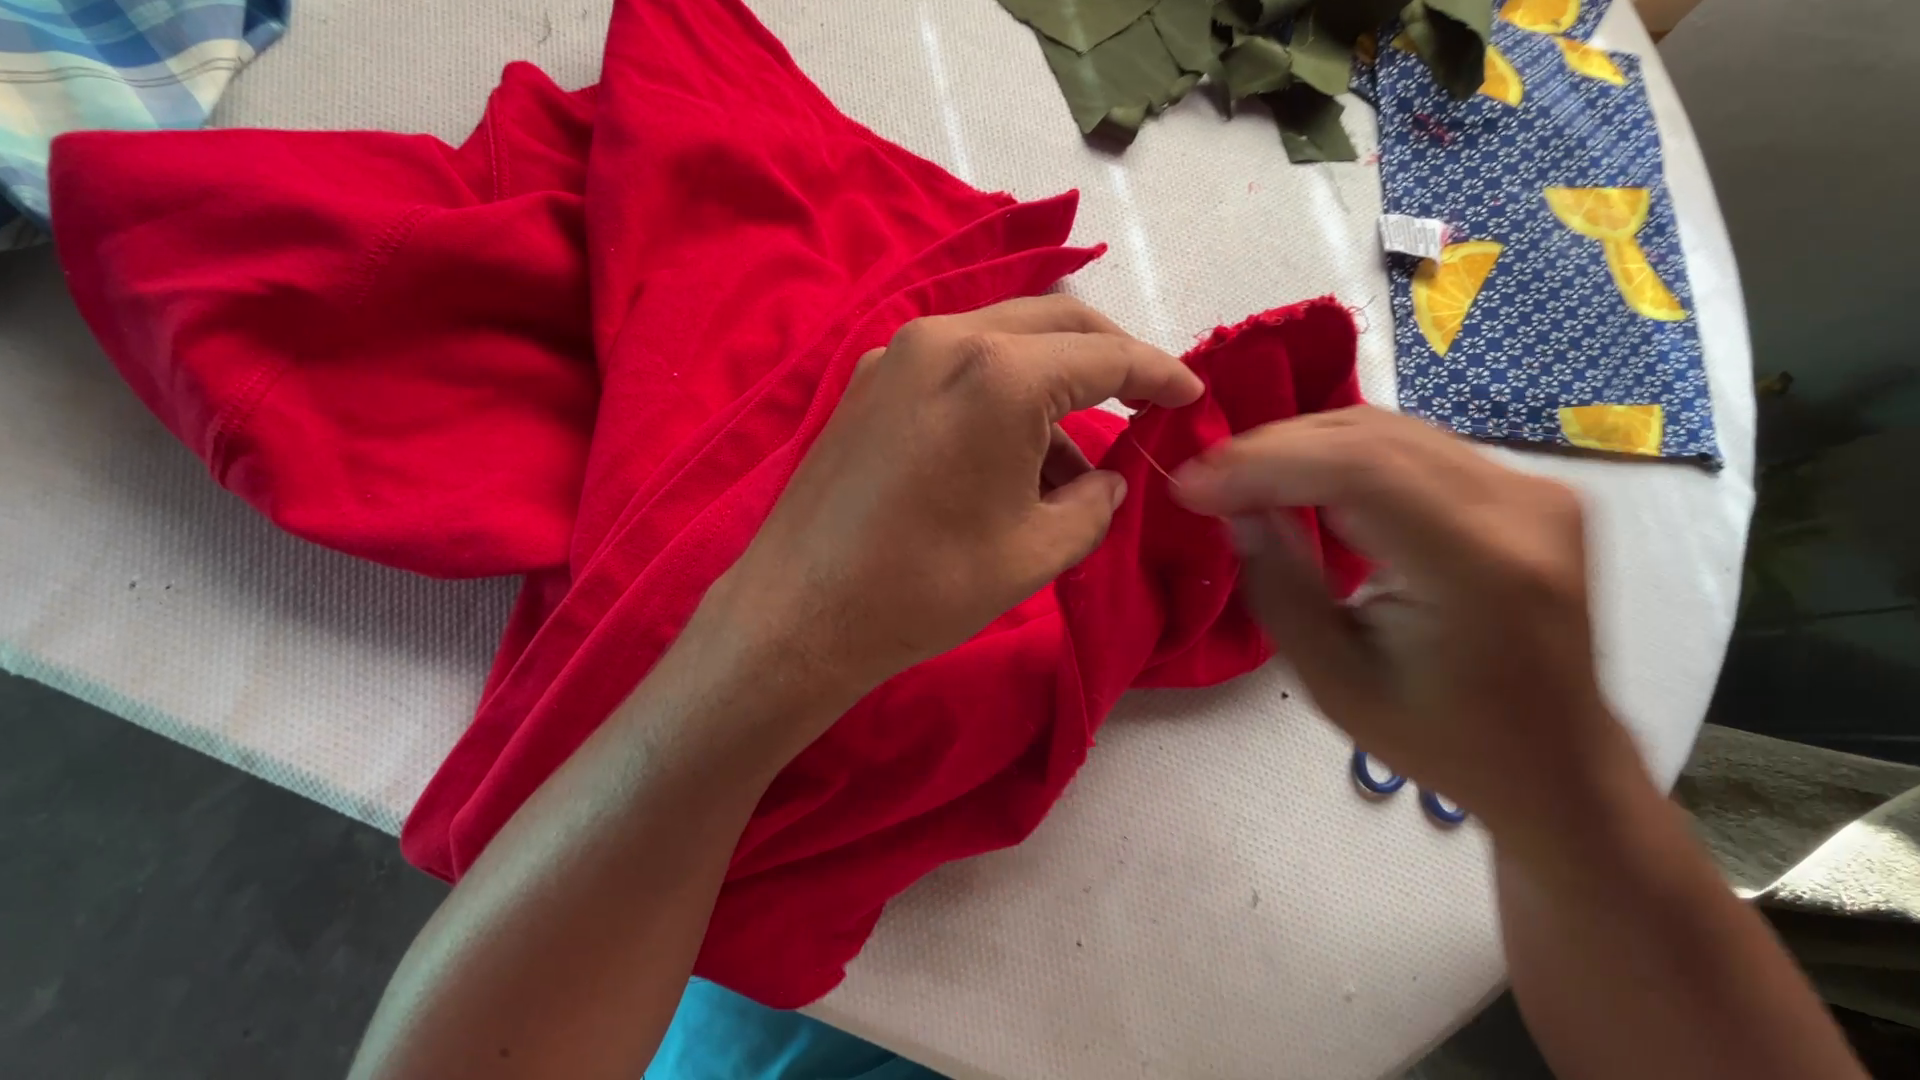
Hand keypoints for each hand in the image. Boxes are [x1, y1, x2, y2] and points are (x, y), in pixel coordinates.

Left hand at [711, 295, 1202, 710]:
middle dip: (1109, 356)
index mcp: (1000, 373)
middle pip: (1056, 320)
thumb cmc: (925, 588)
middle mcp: (948, 338)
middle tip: (1143, 402)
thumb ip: (1093, 504)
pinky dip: (998, 388)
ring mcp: (900, 352)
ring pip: (1003, 336)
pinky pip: (956, 362)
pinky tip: (1008, 451)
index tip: (1191, 396)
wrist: (801, 613)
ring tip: (1071, 460)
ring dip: (1050, 378)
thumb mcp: (1035, 552)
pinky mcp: (869, 379)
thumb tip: (1110, 479)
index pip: (1106, 355)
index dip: (1159, 375)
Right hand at [1173, 406, 1639, 846]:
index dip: (1263, 464)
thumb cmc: (1443, 740)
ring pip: (1390, 429)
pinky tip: (1298, 478)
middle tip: (1202, 479)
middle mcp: (1521, 509)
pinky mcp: (1528, 489)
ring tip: (1238, 478)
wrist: (1556, 762)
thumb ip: (1281, 589)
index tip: (1188, 484)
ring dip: (1302, 446)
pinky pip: (1414, 447)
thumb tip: (1235, 508)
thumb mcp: (1336, 683)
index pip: (1361, 471)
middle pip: (1373, 436)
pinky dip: (1342, 455)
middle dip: (1272, 449)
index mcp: (1480, 568)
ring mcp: (1534, 490)